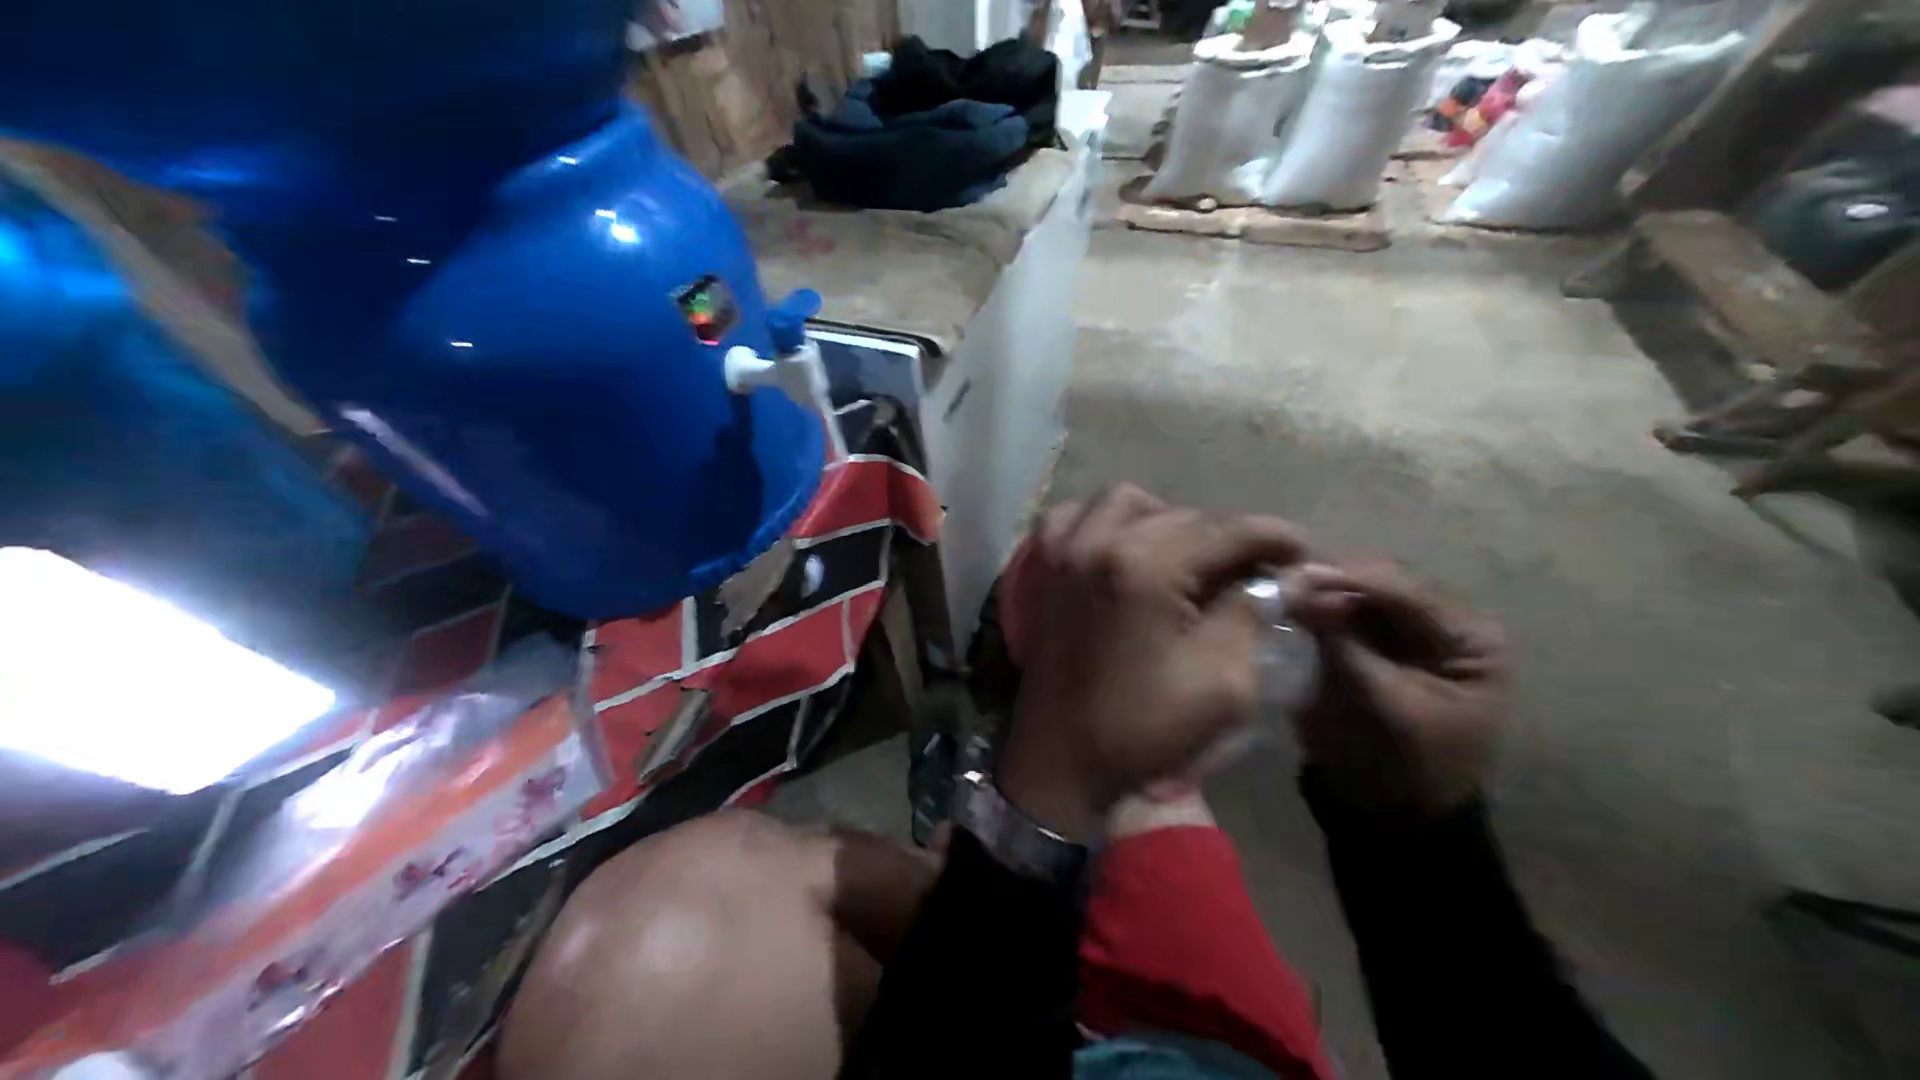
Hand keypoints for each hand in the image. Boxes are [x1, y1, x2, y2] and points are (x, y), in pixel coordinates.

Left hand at [996, 485, 1306, 839]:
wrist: (1061, 761)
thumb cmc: (1142, 728)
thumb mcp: (1222, 682)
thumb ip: (1251, 614)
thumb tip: (1276, 578)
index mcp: (1144, 566)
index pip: (1227, 530)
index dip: (1275, 538)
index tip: (1302, 556)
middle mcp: (1098, 541)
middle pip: (1181, 515)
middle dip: (1226, 538)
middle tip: (1251, 572)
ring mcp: (1062, 551)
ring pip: (1125, 502)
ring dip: (1165, 520)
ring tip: (1188, 559)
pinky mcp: (1041, 568)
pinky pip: (1072, 517)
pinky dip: (1103, 521)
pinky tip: (1122, 546)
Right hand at [1292, 561, 1508, 813]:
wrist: (1396, 809)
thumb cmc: (1408, 765)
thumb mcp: (1384, 704)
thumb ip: (1345, 645)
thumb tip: (1300, 592)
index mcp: (1471, 639)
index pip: (1409, 592)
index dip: (1355, 579)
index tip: (1302, 574)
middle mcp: (1445, 623)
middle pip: (1384, 583)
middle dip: (1334, 579)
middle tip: (1285, 579)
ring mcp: (1409, 631)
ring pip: (1360, 593)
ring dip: (1322, 588)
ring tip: (1282, 587)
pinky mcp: (1377, 643)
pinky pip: (1346, 614)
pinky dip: (1319, 607)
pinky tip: (1291, 604)